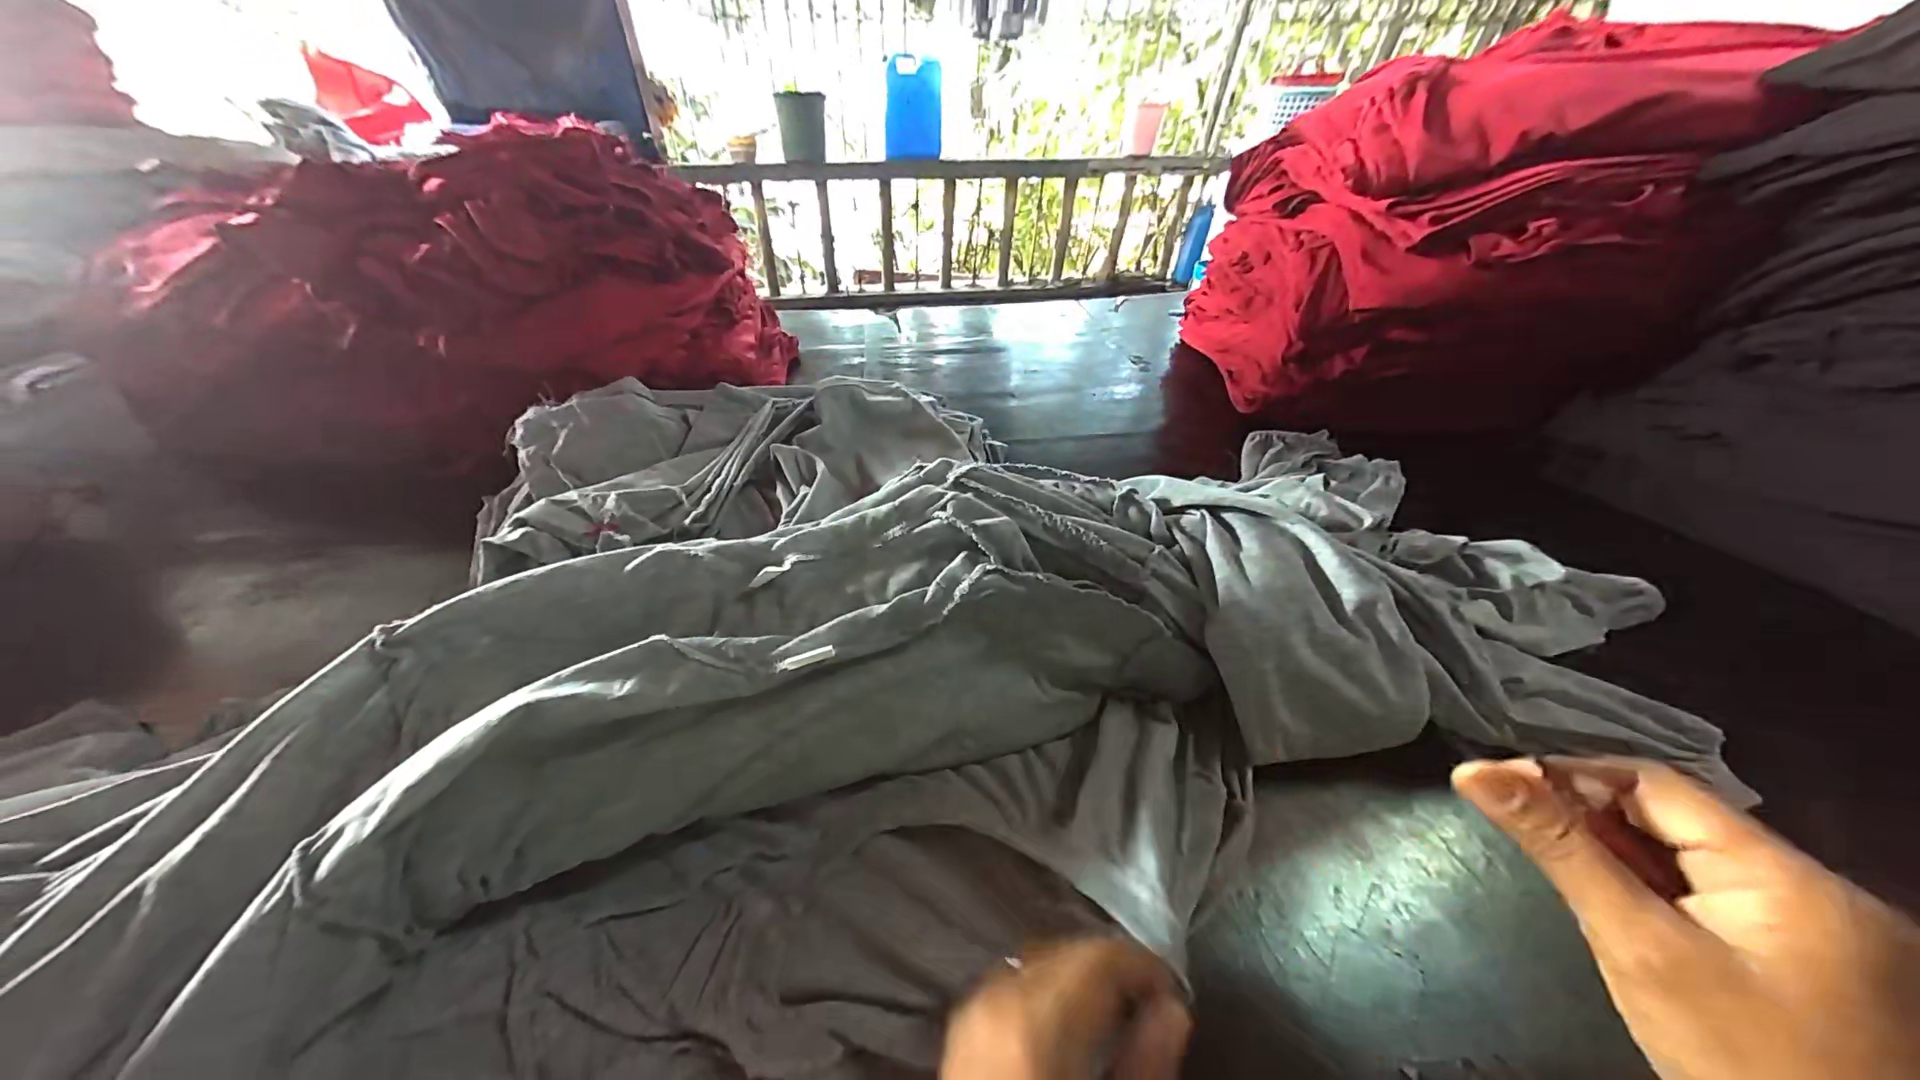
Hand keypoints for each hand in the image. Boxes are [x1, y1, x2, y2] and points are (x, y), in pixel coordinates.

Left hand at [940, 938, 1191, 1079]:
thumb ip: (1146, 1062)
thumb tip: (1171, 1009)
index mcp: (1036, 1013)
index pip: (1099, 954)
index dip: (1143, 963)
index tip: (1170, 989)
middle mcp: (997, 991)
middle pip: (1068, 951)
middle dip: (1111, 968)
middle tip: (1148, 1001)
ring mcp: (970, 1001)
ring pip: (1041, 959)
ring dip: (1079, 975)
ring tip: (1113, 1010)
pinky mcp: (959, 1017)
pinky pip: (1014, 979)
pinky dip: (1046, 988)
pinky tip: (1068, 1019)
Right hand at [1454, 756, 1919, 1079]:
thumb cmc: (1732, 1056)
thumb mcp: (1635, 944)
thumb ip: (1559, 847)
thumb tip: (1472, 770)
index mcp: (1785, 872)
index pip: (1653, 782)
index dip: (1571, 775)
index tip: (1501, 787)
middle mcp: (1817, 886)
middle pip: (1674, 817)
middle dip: (1592, 817)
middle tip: (1525, 832)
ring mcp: (1824, 926)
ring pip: (1689, 855)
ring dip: (1620, 852)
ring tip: (1569, 873)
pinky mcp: (1813, 959)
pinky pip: (1713, 894)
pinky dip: (1656, 888)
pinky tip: (1626, 909)